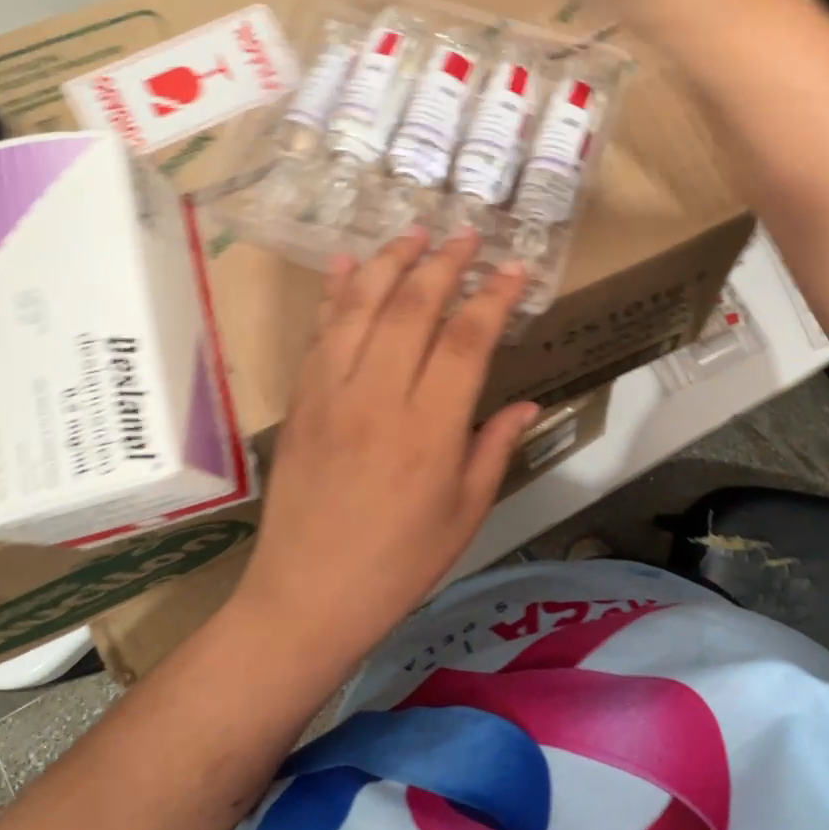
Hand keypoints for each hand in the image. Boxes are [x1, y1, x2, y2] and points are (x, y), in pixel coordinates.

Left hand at [235, 231, 539, 631]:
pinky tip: (345, 266)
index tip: (515, 269)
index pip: (467, 341)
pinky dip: (333, 294)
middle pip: (412, 309)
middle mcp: (379, 398)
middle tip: (467, 235)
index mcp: (430, 431)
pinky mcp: (300, 402)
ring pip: (360, 308)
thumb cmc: (401, 563)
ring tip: (414, 234)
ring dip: (389, 263)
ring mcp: (331, 395)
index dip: (494, 298)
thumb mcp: (467, 512)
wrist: (309, 595)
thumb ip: (495, 448)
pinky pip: (319, 333)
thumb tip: (529, 402)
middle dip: (444, 264)